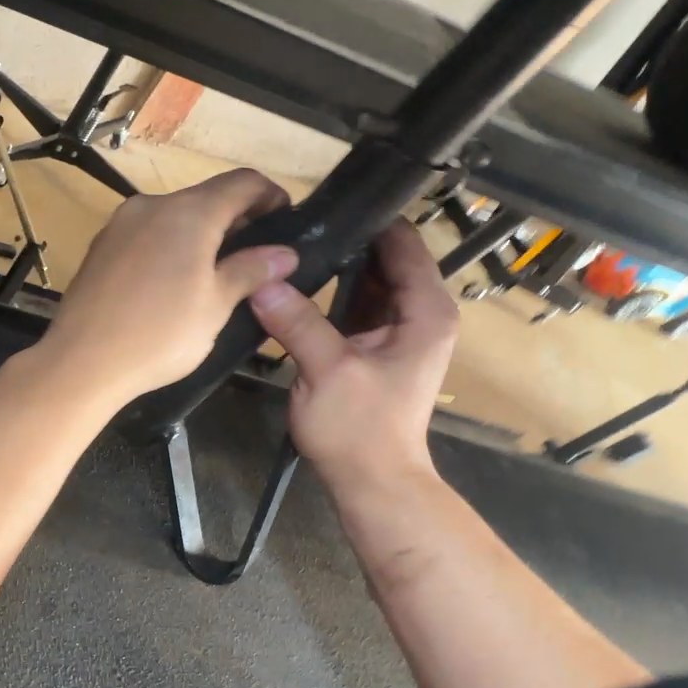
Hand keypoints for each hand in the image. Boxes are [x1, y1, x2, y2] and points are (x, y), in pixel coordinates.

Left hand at [32, 169, 298, 405]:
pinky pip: (141, 239)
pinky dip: (163, 249)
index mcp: (188, 212)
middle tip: (251, 254)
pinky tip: (168, 283)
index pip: (242, 183)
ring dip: (195, 236)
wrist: (79, 365)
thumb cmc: (157, 335)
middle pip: (203, 198)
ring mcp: (116, 228)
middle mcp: (149, 207)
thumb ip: (250, 271)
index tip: (284, 219)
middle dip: (232, 219)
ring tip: (211, 272)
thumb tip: (284, 254)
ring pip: (169, 219)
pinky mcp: (95, 252)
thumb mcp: (215, 306)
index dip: (270, 196)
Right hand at [248, 218, 457, 494]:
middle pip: (385, 261)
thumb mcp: (325, 370)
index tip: (323, 208)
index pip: (403, 244)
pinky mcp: (374, 351)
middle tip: (295, 231)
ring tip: (290, 254)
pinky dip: (330, 300)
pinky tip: (296, 292)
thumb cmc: (360, 427)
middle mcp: (419, 314)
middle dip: (345, 245)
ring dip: (335, 273)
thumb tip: (262, 282)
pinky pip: (354, 310)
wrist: (372, 479)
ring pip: (366, 286)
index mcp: (425, 310)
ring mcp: (398, 333)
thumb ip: (296, 322)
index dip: (369, 222)